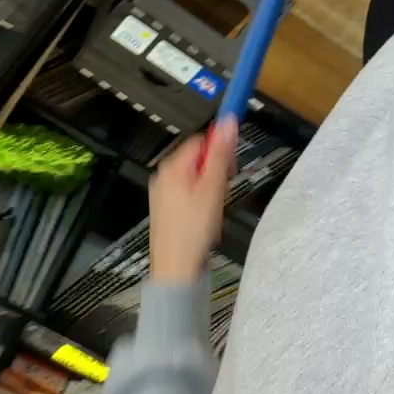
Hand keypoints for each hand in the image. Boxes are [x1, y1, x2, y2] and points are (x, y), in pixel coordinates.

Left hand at [147, 119, 237, 283]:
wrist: (176, 271)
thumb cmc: (191, 232)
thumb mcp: (213, 187)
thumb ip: (221, 153)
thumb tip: (229, 123)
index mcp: (172, 167)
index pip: (202, 140)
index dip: (220, 151)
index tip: (231, 165)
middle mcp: (164, 176)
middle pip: (199, 159)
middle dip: (216, 173)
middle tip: (221, 192)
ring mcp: (163, 194)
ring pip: (196, 178)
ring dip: (210, 189)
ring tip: (213, 209)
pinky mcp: (166, 209)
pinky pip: (190, 194)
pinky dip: (201, 202)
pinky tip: (205, 219)